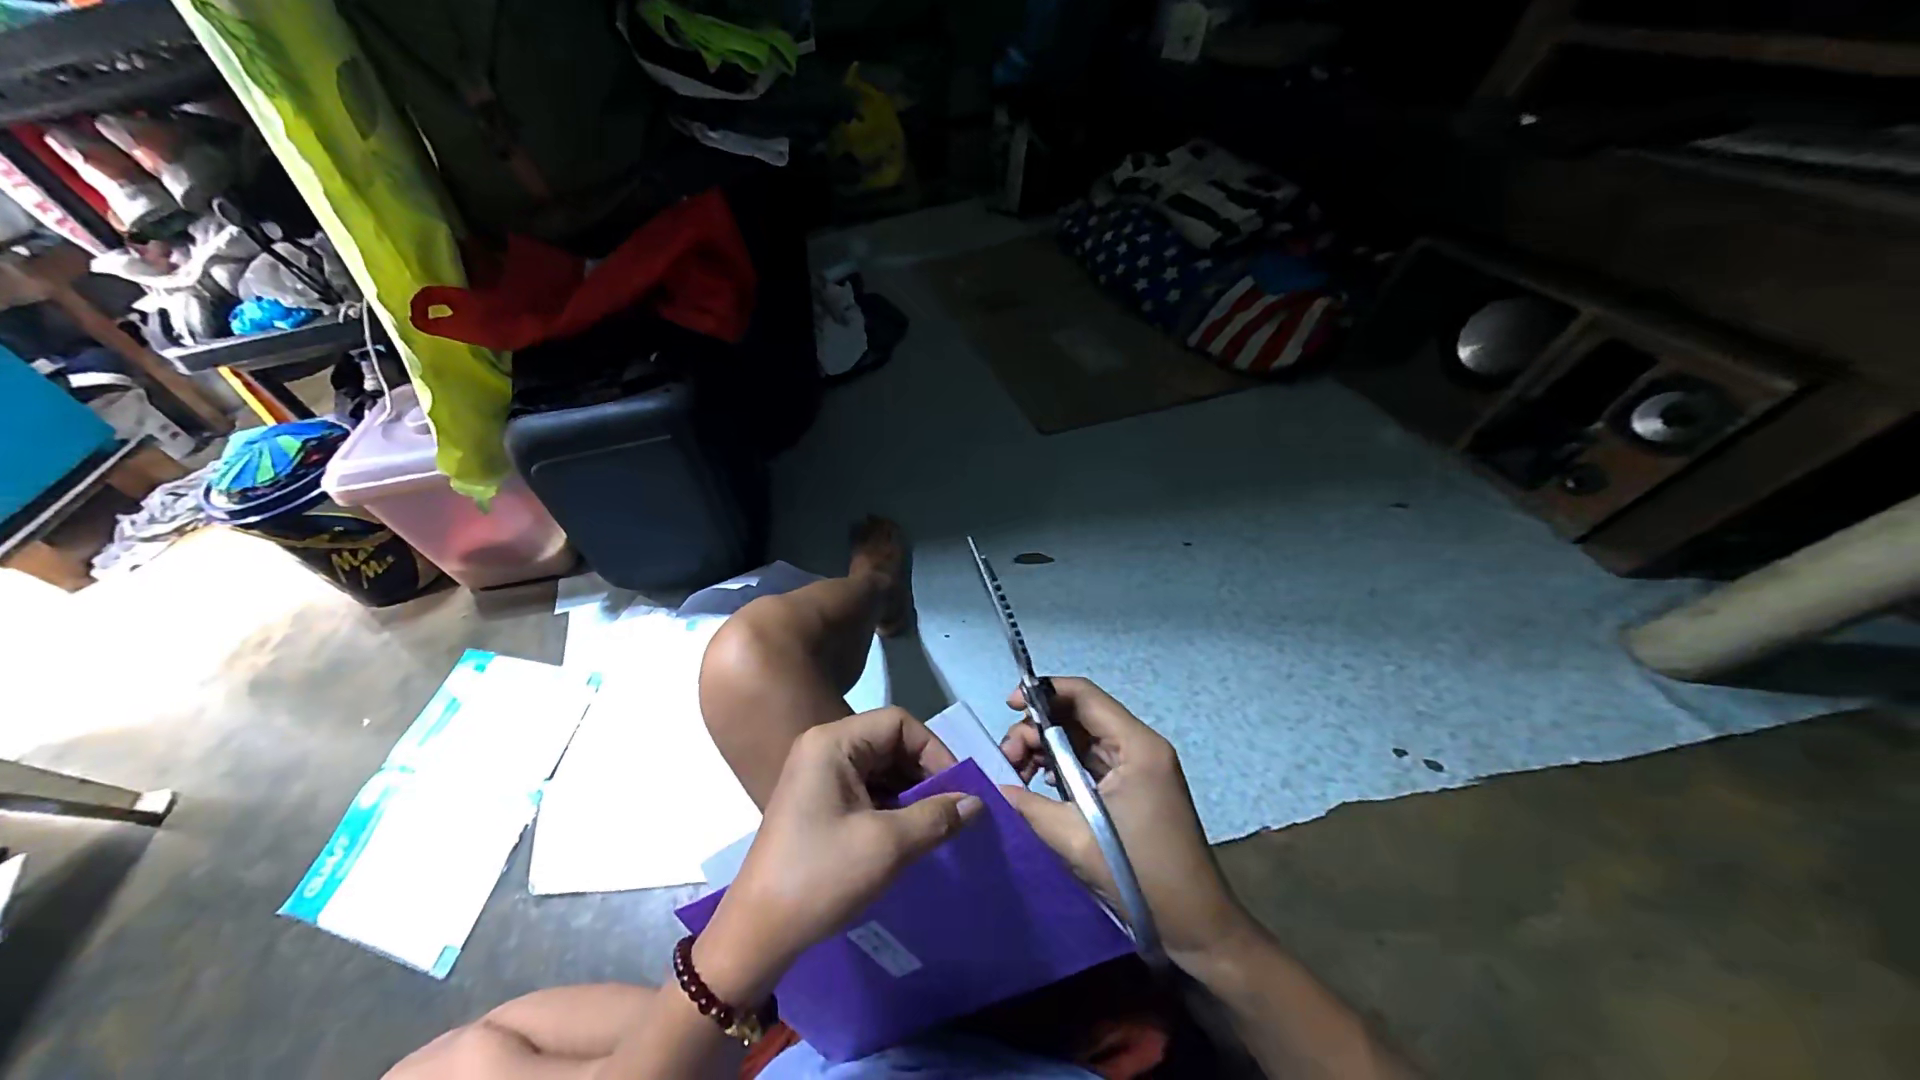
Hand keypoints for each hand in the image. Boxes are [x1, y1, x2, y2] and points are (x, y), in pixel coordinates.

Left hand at [697, 707, 984, 1001]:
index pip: (899, 723)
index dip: (934, 750)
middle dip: (925, 773)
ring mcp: (818, 776)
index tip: (958, 789)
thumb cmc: (821, 877)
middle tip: (953, 809)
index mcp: (832, 743)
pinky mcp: (819, 803)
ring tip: (937, 824)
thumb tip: (977, 803)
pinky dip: (893, 806)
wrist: (758, 933)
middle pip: (890, 742)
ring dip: (912, 792)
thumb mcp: (888, 846)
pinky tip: (910, 834)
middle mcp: (823, 749)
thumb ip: (937, 817)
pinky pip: (867, 790)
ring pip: (881, 769)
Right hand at [998, 678, 1252, 964]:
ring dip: (1046, 751)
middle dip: (1037, 730)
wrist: (1197, 926)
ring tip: (1018, 775)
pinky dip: (1062, 769)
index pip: (1084, 695)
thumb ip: (1030, 805)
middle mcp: (1140, 747)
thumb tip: (997, 786)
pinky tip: (1040, 788)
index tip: (1009, 706)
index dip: (1043, 692)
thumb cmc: (1141, 876)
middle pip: (1079, 716)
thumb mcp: (1075, 839)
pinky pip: (1091, 763)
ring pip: (1082, 740)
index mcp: (1136, 746)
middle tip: (1008, 760)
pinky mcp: (1135, 788)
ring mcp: (1140, 768)